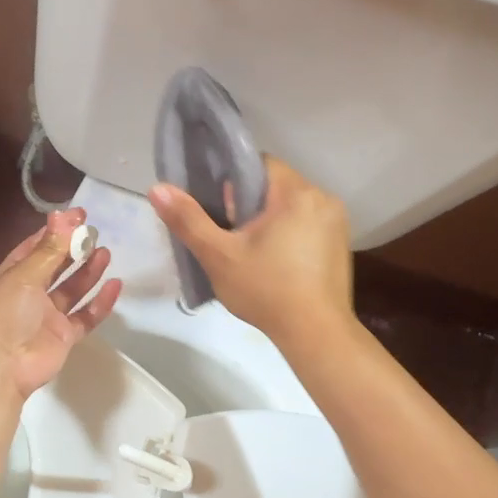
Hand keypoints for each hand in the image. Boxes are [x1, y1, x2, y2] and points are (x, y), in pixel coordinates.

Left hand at [0, 208, 121, 397]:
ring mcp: (45, 317)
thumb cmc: (3, 315)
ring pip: (71, 290)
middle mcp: (26, 295)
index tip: (79, 215)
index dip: (55, 231)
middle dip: (73, 249)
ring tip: (106, 252)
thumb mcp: (23, 276)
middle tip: (95, 231)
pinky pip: (85, 316)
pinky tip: (115, 285)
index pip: (33, 248)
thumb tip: (62, 216)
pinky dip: (99, 302)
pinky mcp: (62, 337)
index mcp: (8, 277)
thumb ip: (48, 249)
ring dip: (87, 272)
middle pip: (54, 267)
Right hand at [148, 156, 353, 340]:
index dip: (233, 181)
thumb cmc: (266, 290)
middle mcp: (323, 198)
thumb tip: (157, 188)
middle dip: (250, 204)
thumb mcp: (218, 256)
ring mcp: (336, 222)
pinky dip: (288, 235)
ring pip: (291, 206)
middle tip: (229, 234)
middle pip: (275, 186)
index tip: (219, 209)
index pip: (259, 164)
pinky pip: (307, 225)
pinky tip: (274, 263)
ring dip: (269, 220)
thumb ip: (188, 220)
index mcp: (296, 192)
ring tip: (249, 251)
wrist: (315, 333)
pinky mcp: (340, 244)